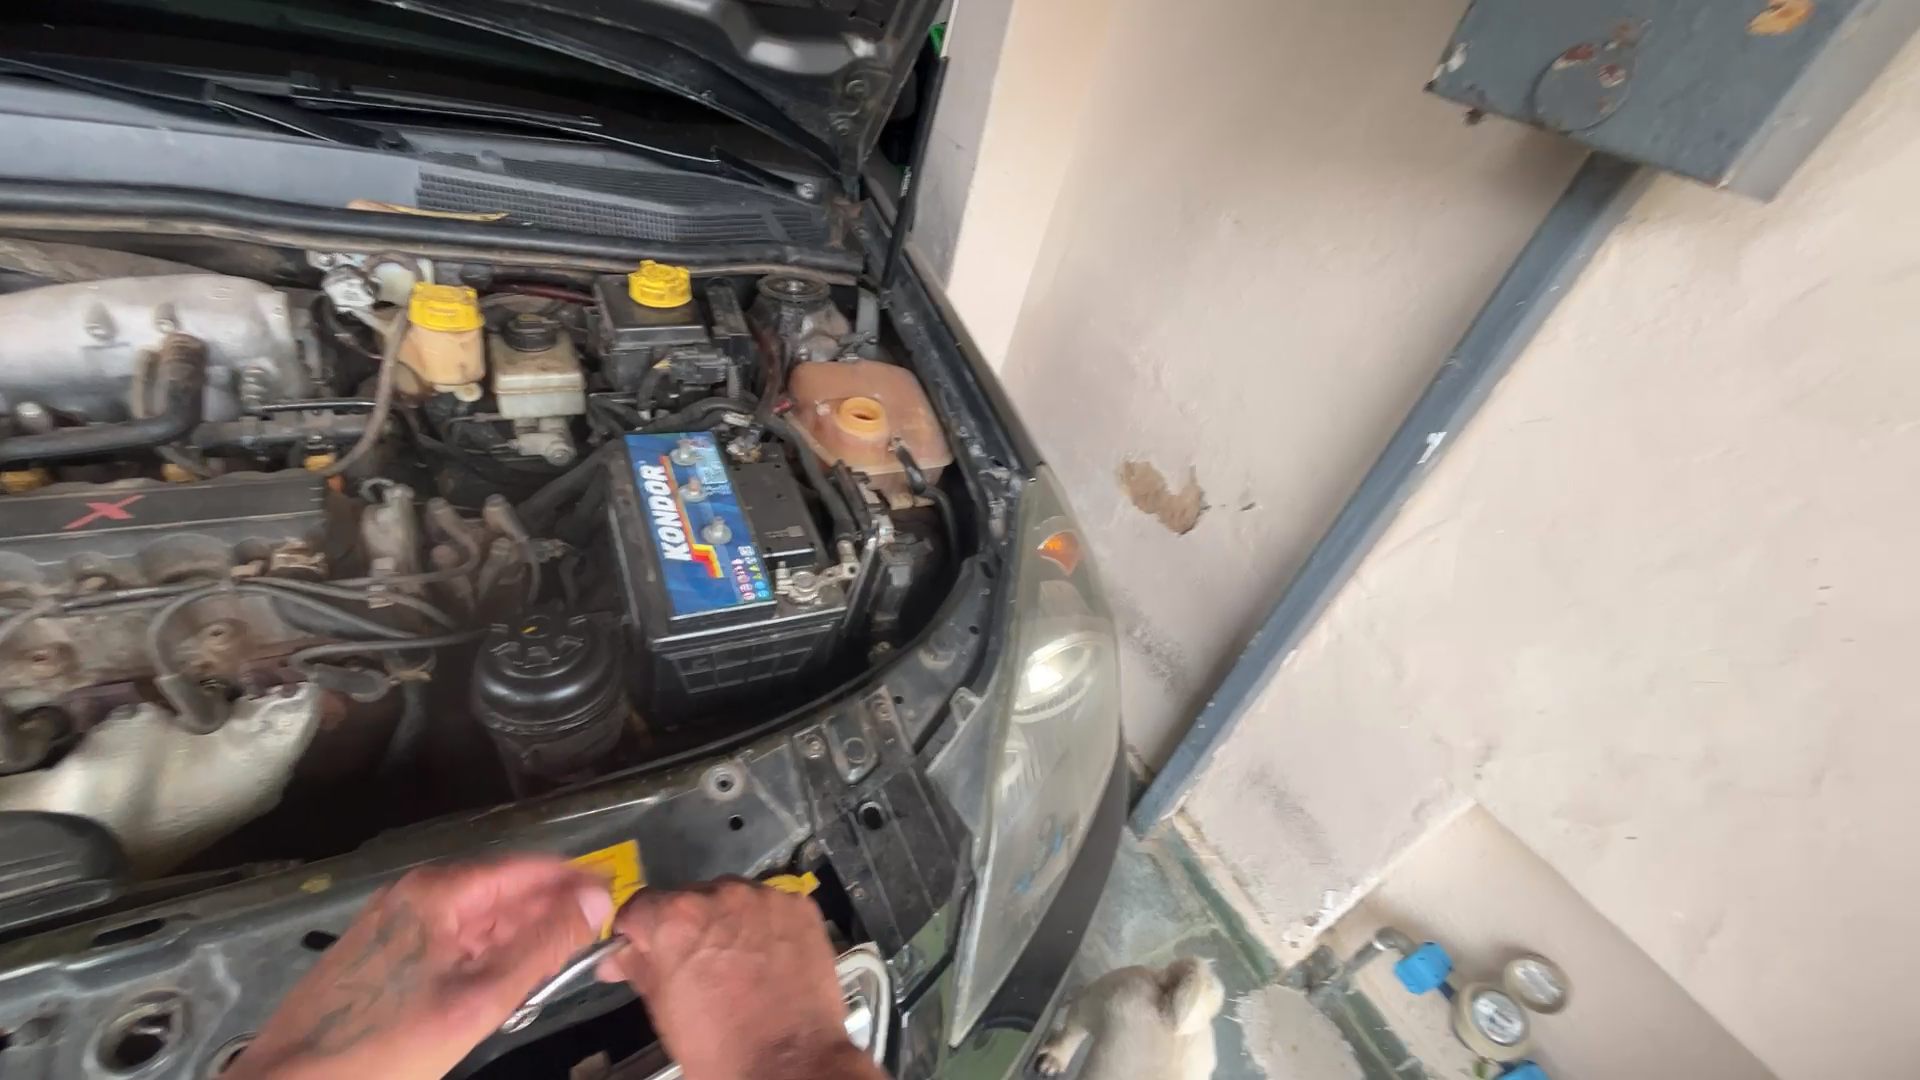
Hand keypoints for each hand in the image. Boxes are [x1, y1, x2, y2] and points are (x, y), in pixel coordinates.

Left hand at [230, 856, 612, 1079]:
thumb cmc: (380, 1053)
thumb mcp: (478, 1000)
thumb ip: (546, 944)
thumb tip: (599, 900)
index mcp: (441, 889)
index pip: (532, 868)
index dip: (576, 883)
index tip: (611, 901)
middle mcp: (418, 890)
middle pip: (505, 889)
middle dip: (547, 914)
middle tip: (584, 944)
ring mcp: (394, 917)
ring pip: (479, 914)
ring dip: (516, 936)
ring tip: (546, 968)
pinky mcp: (380, 947)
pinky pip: (451, 934)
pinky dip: (482, 952)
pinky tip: (496, 980)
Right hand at [603, 878, 881, 1079]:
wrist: (789, 1063)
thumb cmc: (720, 1047)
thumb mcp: (665, 1012)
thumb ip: (641, 970)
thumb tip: (623, 956)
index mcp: (678, 919)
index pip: (641, 905)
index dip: (637, 929)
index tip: (641, 944)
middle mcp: (722, 894)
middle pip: (691, 898)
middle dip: (687, 925)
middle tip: (695, 963)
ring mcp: (766, 896)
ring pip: (734, 899)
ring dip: (728, 921)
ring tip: (737, 962)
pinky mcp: (800, 905)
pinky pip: (771, 906)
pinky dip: (766, 924)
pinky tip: (768, 957)